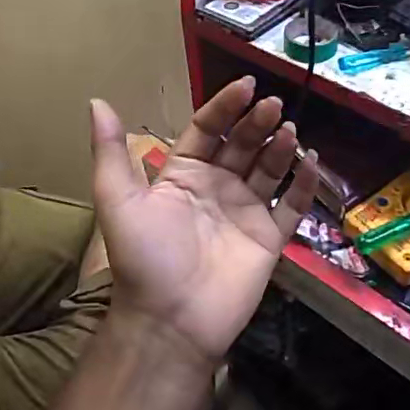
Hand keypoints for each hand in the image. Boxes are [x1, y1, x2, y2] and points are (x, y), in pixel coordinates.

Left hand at [88, 77, 317, 367]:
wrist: (170, 323)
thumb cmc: (144, 259)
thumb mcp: (119, 201)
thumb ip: (110, 152)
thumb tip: (97, 102)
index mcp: (185, 174)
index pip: (209, 128)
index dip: (226, 106)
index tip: (246, 85)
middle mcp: (218, 186)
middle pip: (243, 144)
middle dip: (258, 122)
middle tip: (274, 106)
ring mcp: (246, 211)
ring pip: (270, 169)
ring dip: (281, 147)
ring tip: (290, 131)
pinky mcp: (270, 237)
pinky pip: (293, 206)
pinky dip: (305, 185)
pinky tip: (312, 162)